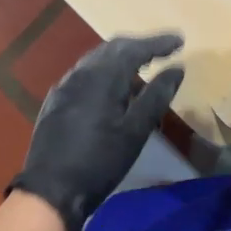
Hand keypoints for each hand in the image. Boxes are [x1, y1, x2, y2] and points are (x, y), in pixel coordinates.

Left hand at [10, 33, 185, 230]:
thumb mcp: (135, 132)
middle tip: (163, 50)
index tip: (180, 40)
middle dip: (140, 45)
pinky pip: (85, 72)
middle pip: (114, 47)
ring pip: (97, 57)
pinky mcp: (56, 98)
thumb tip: (177, 68)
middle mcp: (82, 71)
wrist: (50, 190)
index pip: (135, 48)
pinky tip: (111, 85)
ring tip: (141, 64)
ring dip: (121, 55)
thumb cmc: (99, 162)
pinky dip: (105, 69)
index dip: (159, 42)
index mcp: (103, 76)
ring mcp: (66, 84)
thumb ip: (157, 96)